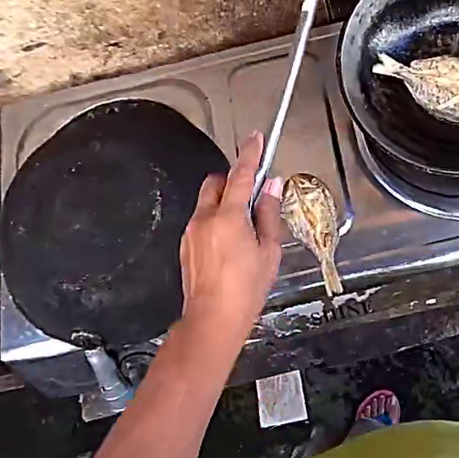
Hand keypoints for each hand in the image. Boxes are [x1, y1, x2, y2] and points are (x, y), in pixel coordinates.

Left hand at [179, 132, 283, 341]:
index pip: (241, 175)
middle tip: (256, 196)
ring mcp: (191, 231)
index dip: (251, 154)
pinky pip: (202, 220)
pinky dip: (217, 220)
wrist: (213, 318)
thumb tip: (272, 188)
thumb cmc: (244, 290)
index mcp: (229, 218)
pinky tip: (231, 244)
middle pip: (218, 182)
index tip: (256, 138)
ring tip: (246, 228)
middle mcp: (204, 219)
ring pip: (209, 201)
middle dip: (235, 182)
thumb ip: (269, 214)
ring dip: (227, 203)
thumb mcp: (269, 250)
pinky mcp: (186, 244)